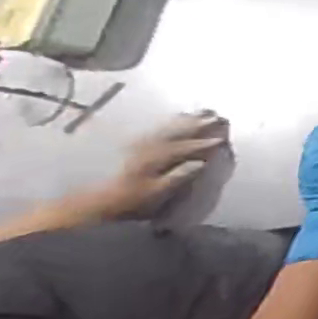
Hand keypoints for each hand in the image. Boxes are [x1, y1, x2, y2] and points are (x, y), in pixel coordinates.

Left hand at [79, 110, 226, 218]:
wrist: (95, 204)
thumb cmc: (130, 202)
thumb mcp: (156, 194)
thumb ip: (178, 177)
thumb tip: (201, 163)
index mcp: (158, 159)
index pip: (186, 147)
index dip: (204, 144)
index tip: (221, 140)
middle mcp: (150, 148)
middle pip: (177, 133)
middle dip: (197, 125)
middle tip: (215, 117)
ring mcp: (140, 146)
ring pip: (166, 129)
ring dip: (184, 121)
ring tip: (199, 113)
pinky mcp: (133, 149)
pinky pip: (154, 131)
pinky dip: (167, 124)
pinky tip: (172, 120)